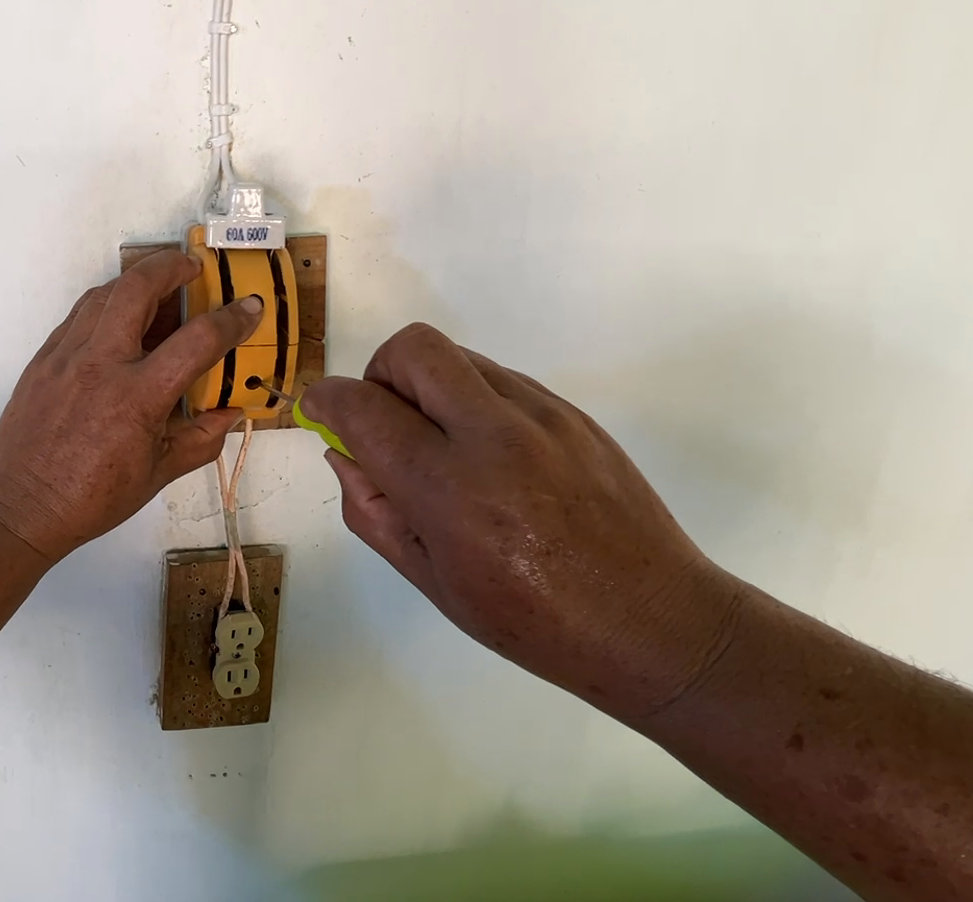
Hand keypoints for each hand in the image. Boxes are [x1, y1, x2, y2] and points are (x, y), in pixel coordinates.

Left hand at [0, 251, 264, 562]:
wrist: (21, 507)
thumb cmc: (92, 498)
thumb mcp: (158, 474)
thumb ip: (201, 439)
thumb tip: (231, 412)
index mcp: (136, 397)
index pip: (197, 341)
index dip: (232, 319)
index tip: (250, 307)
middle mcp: (99, 365)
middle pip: (137, 288)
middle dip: (171, 266)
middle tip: (192, 268)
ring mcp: (65, 356)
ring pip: (103, 294)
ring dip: (135, 282)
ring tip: (158, 291)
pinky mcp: (42, 360)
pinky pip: (78, 317)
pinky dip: (105, 306)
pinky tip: (119, 322)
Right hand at [303, 323, 744, 718]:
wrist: (654, 622)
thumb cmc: (530, 621)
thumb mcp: (431, 580)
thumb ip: (372, 509)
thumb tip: (344, 452)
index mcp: (451, 490)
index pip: (364, 409)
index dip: (325, 400)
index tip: (317, 411)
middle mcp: (495, 436)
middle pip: (413, 350)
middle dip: (379, 374)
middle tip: (387, 424)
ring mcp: (542, 416)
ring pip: (457, 358)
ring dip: (428, 387)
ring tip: (443, 447)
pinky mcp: (572, 412)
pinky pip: (499, 379)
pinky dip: (471, 400)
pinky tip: (490, 457)